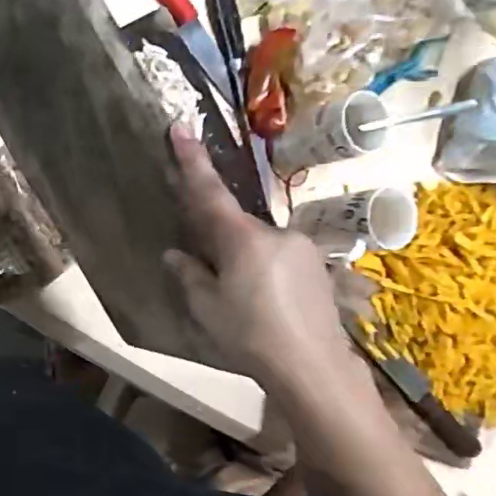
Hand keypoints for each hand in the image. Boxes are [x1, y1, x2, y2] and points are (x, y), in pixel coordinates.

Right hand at [162, 125, 368, 389]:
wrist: (313, 368)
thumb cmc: (251, 338)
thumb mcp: (208, 309)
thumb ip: (191, 275)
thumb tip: (176, 255)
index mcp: (243, 240)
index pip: (209, 194)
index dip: (192, 161)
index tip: (181, 127)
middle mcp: (276, 233)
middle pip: (237, 227)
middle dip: (220, 243)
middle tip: (213, 279)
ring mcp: (302, 248)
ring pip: (260, 246)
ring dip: (246, 263)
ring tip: (244, 304)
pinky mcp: (318, 267)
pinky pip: (281, 259)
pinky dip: (266, 272)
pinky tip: (268, 305)